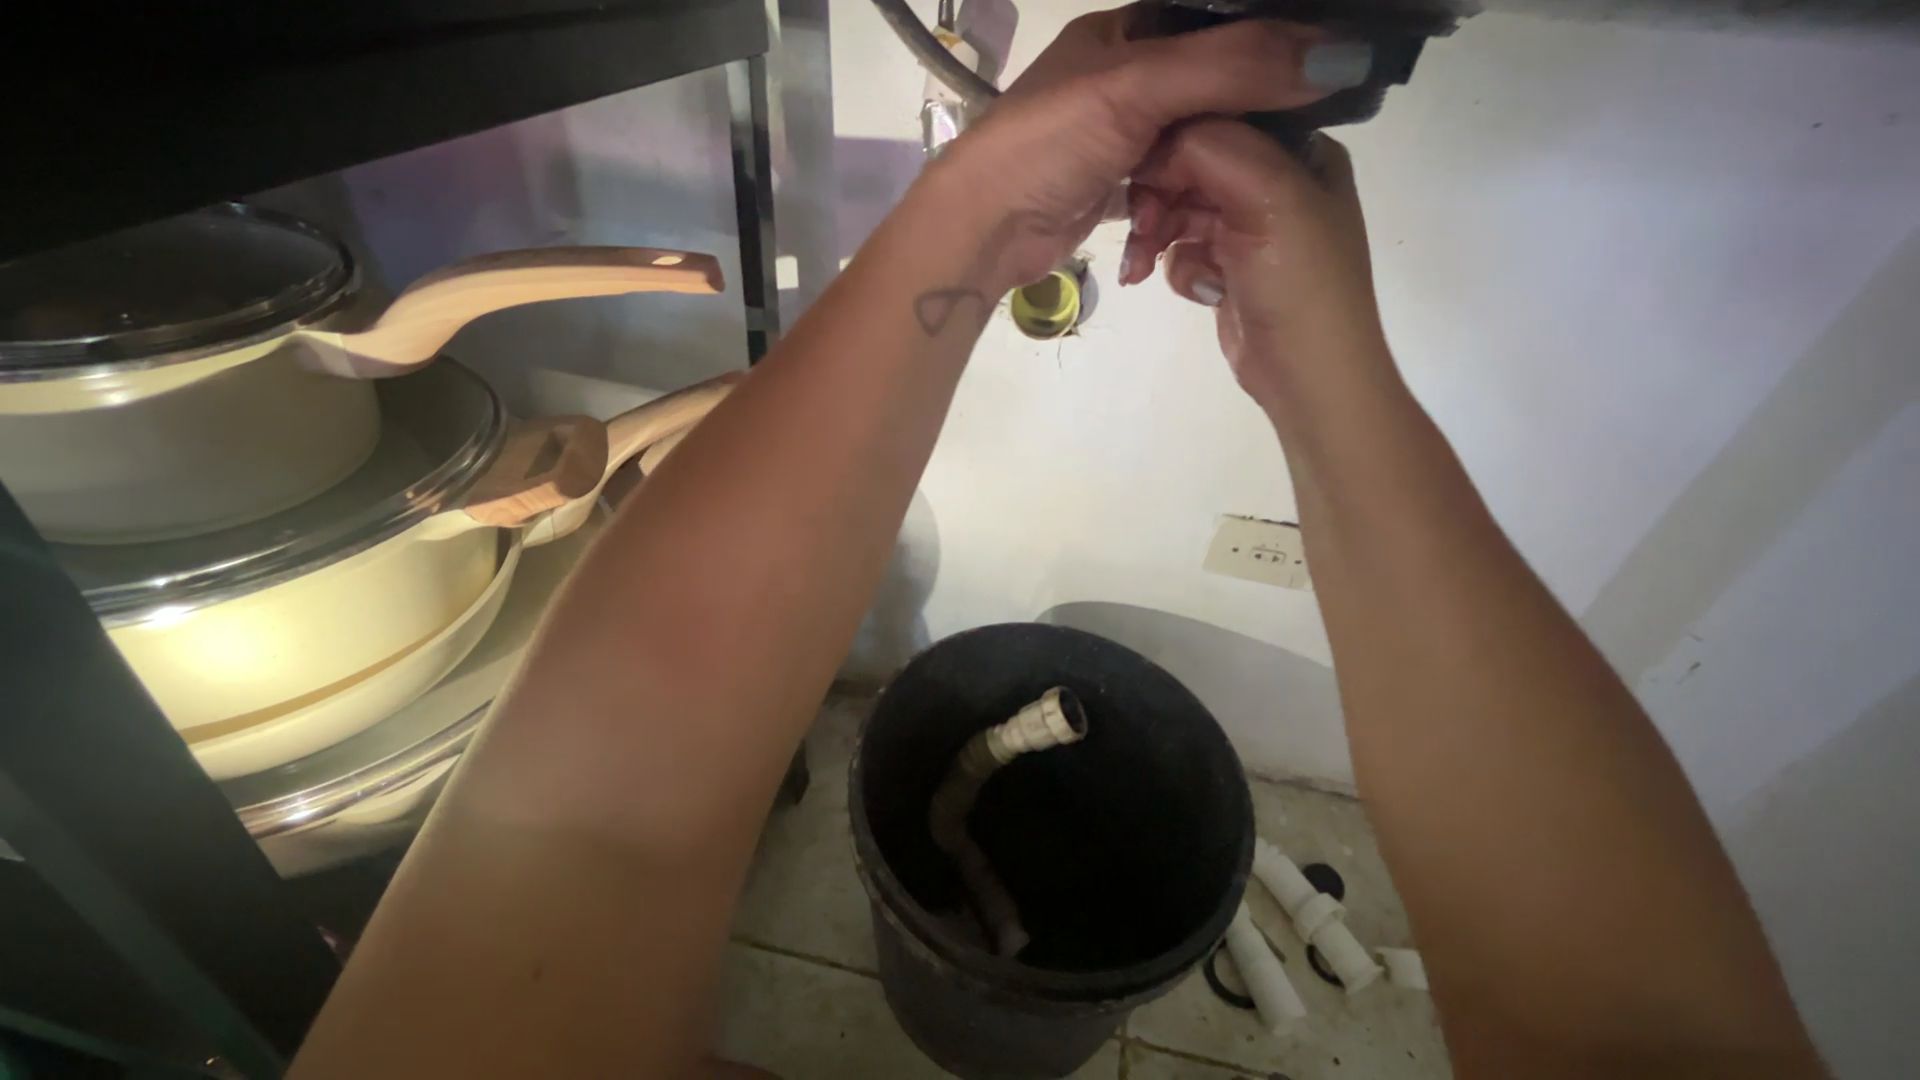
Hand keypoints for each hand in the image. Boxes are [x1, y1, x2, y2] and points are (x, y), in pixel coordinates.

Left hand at [928, 5, 1356, 293]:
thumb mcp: (1140, 89)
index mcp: (1123, 37)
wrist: (982, 229)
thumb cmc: (1049, 143)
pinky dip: (1169, 211)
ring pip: (1186, 151)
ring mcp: (1112, 141)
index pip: (1214, 30)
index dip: (1265, 54)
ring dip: (1198, 182)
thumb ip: (1234, 66)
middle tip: (1271, 164)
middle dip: (1231, 134)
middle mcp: (1119, 83)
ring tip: (1208, 207)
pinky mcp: (1107, 190)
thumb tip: (1340, 54)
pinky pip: (1160, 193)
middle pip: (1206, 97)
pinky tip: (1175, 227)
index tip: (1313, 90)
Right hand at [1123, 122, 1387, 405]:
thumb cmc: (1299, 283)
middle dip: (1161, 199)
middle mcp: (1274, 182)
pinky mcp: (1226, 267)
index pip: (1224, 119)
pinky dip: (1180, 269)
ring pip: (1180, 210)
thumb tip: (1159, 139)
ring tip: (1145, 269)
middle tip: (1141, 231)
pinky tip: (1199, 292)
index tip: (1144, 172)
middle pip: (1194, 166)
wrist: (1306, 374)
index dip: (1178, 142)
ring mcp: (1248, 228)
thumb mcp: (1269, 198)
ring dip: (1160, 239)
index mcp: (1299, 152)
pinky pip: (1182, 250)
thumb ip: (1216, 149)